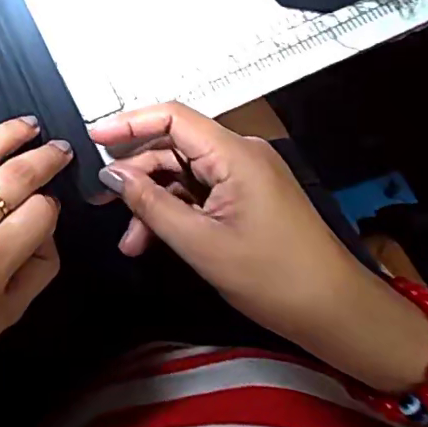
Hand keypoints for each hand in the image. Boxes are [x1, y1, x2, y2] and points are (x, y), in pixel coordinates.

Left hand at [0, 107, 70, 416]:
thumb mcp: (5, 316)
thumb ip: (39, 269)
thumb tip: (49, 222)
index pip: (40, 212)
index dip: (52, 206)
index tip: (49, 208)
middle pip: (17, 175)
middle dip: (48, 158)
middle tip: (60, 149)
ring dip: (13, 131)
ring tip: (30, 125)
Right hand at [92, 102, 427, 392]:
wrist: (334, 310)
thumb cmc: (274, 277)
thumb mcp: (201, 243)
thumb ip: (152, 204)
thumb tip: (113, 175)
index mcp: (235, 153)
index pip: (173, 116)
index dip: (129, 122)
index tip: (94, 137)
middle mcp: (240, 153)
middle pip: (174, 146)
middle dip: (137, 175)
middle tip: (103, 203)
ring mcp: (244, 174)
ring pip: (183, 173)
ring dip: (154, 202)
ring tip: (132, 241)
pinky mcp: (246, 194)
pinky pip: (200, 191)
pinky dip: (176, 212)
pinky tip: (155, 239)